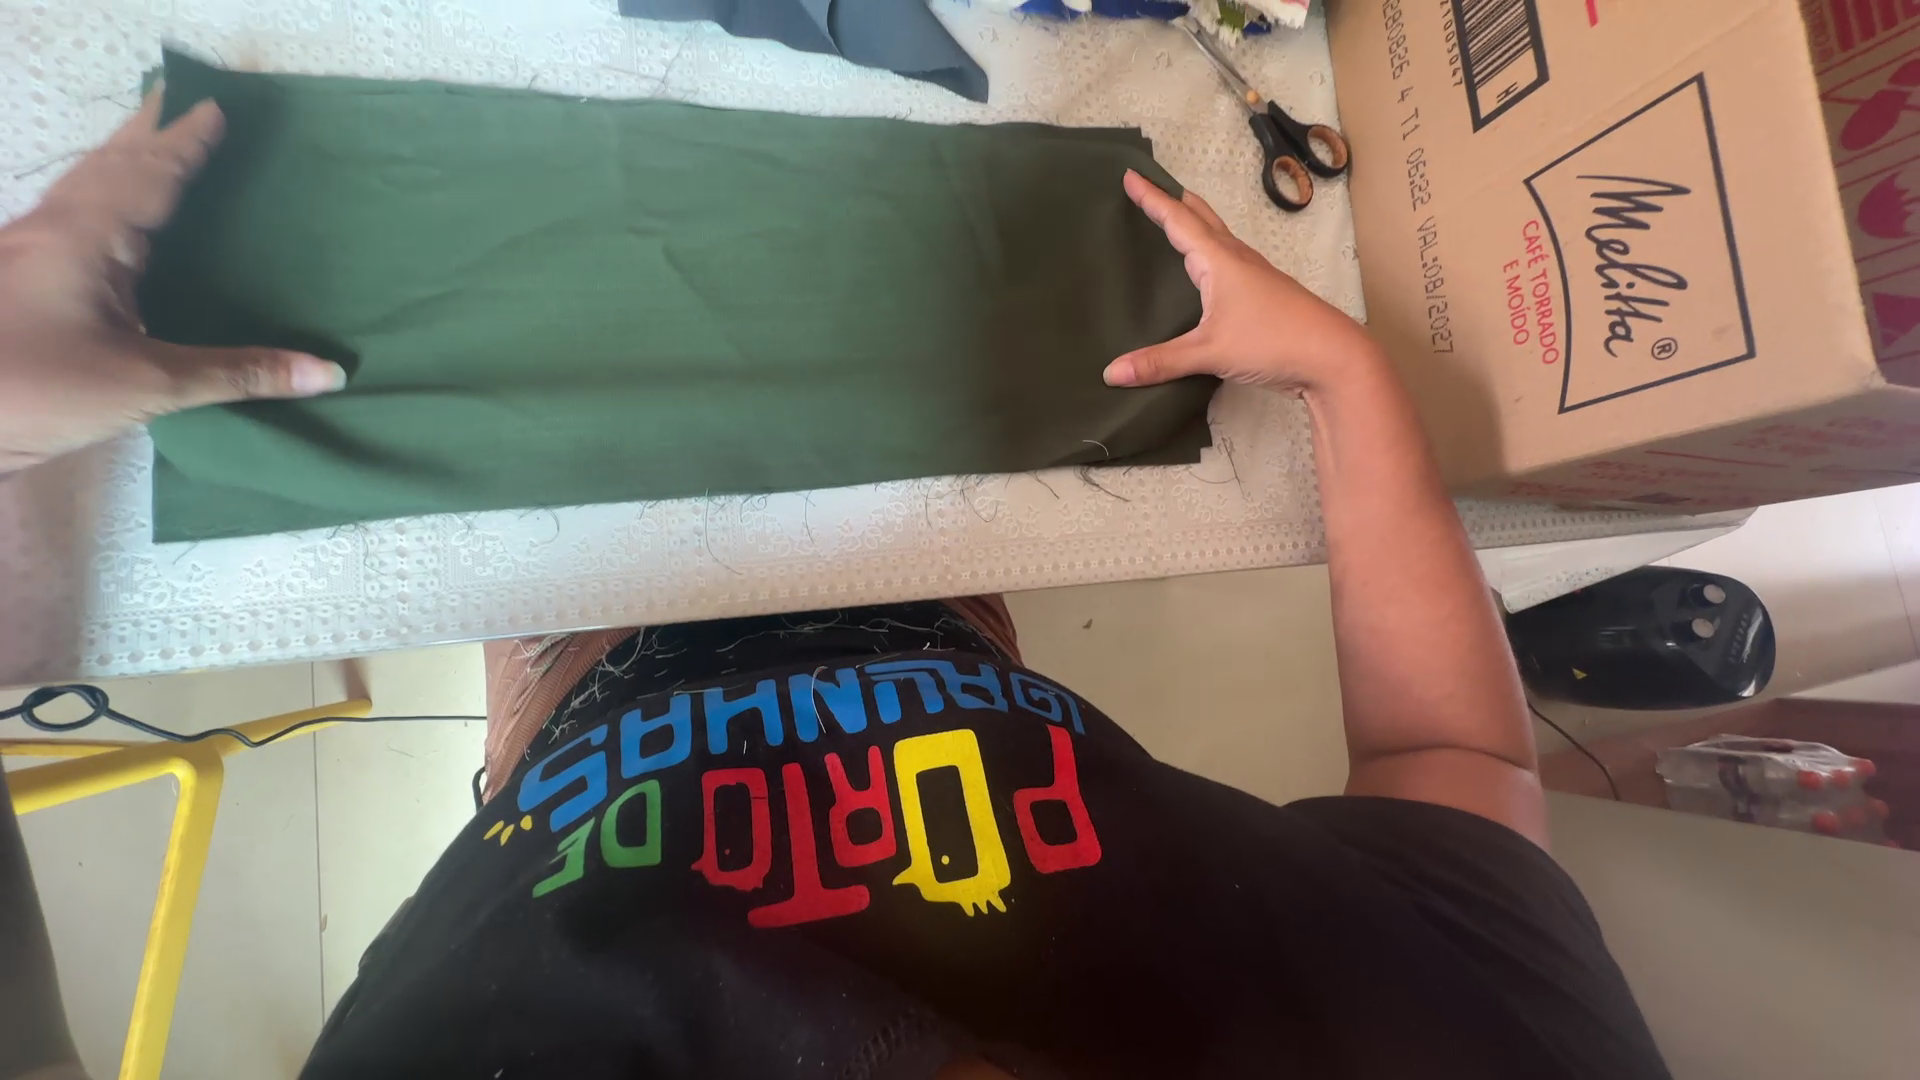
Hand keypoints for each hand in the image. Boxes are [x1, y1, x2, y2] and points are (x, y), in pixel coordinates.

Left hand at [0, 88, 344, 474]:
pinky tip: (134, 220)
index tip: (213, 106)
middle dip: (144, 133)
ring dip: (126, 163)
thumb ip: (242, 374)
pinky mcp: (27, 285)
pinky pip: (82, 224)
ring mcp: (30, 258)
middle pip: (105, 168)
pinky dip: (116, 203)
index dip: (180, 142)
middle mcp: (48, 237)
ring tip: (163, 146)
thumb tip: (331, 372)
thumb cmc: (30, 390)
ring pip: (87, 192)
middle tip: (182, 102)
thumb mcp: (149, 385)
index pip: (144, 177)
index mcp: (78, 243)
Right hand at [1103, 169, 1380, 392]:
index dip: (1152, 199)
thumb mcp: (1209, 352)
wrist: (1331, 356)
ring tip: (1173, 218)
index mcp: (1220, 260)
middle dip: (1175, 200)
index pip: (1178, 220)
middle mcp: (1236, 259)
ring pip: (1216, 237)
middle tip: (1151, 186)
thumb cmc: (1272, 340)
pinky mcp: (1259, 294)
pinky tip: (1201, 269)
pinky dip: (1206, 252)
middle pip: (1202, 218)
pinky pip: (1225, 261)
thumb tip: (1112, 373)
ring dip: (1193, 222)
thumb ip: (1160, 362)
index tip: (1131, 175)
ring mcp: (1251, 275)